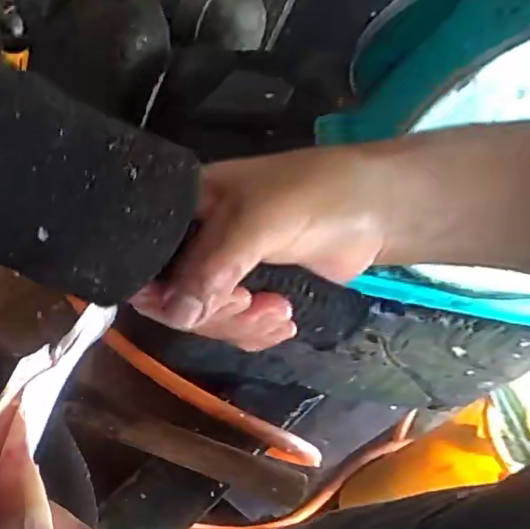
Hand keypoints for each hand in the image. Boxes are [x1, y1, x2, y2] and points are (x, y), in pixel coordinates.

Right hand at [133, 146, 389, 350]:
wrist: (385, 206)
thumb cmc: (317, 196)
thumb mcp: (258, 225)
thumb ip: (213, 269)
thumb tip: (176, 317)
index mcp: (179, 212)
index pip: (144, 263)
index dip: (160, 293)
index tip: (195, 305)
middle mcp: (189, 241)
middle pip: (170, 298)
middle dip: (212, 312)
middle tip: (250, 302)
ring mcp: (218, 267)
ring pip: (200, 317)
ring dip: (238, 326)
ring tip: (279, 313)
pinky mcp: (246, 289)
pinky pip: (229, 326)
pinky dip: (252, 333)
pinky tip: (282, 323)